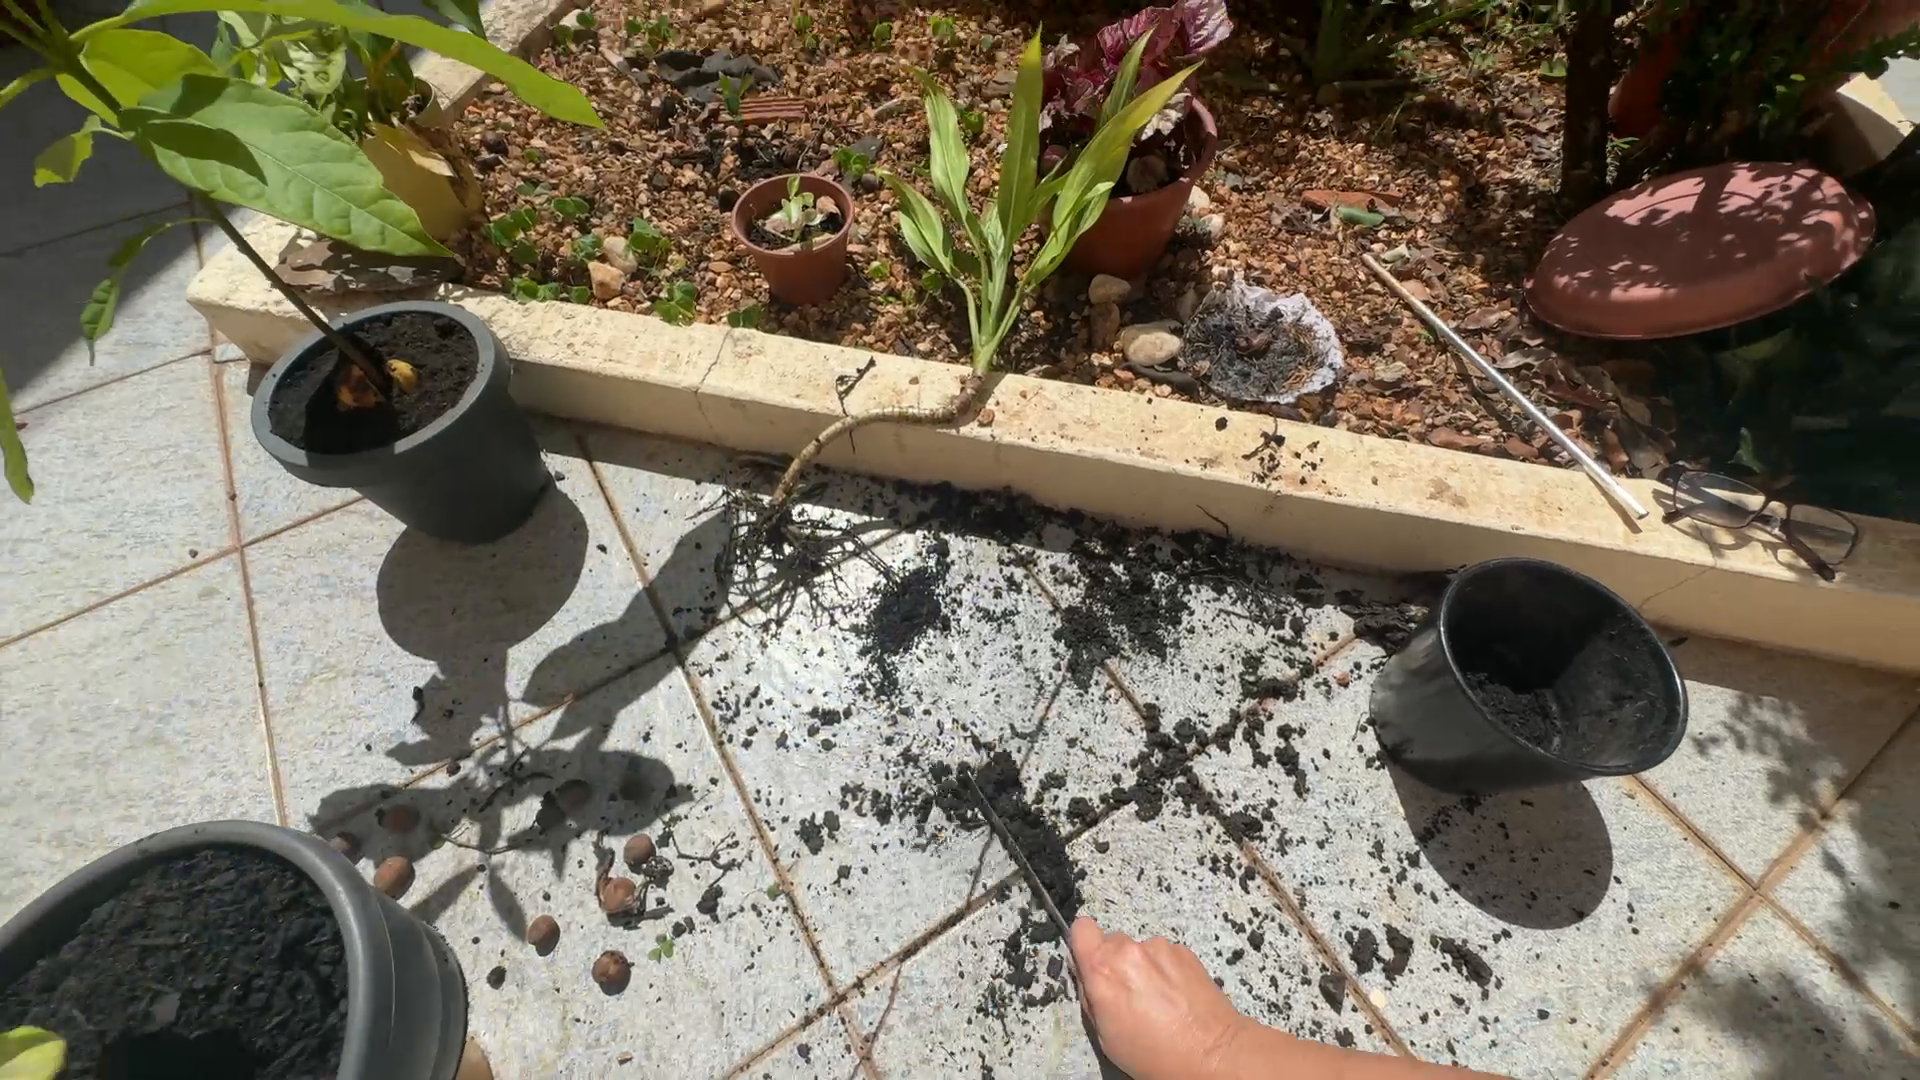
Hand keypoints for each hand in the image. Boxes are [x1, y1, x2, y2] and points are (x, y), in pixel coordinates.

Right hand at [1070, 916, 1252, 1079]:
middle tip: (1131, 994)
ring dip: (1145, 967)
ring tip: (1161, 1000)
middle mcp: (1127, 950)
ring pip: (1140, 949)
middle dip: (1117, 962)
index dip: (1085, 944)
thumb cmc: (1156, 1057)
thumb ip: (1091, 997)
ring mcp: (1157, 947)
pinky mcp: (1182, 950)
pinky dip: (1167, 970)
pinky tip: (1178, 996)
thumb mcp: (1106, 1038)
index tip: (1094, 962)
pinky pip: (1165, 954)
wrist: (1213, 1056)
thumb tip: (1088, 975)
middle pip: (1111, 941)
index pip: (1081, 928)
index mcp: (1102, 970)